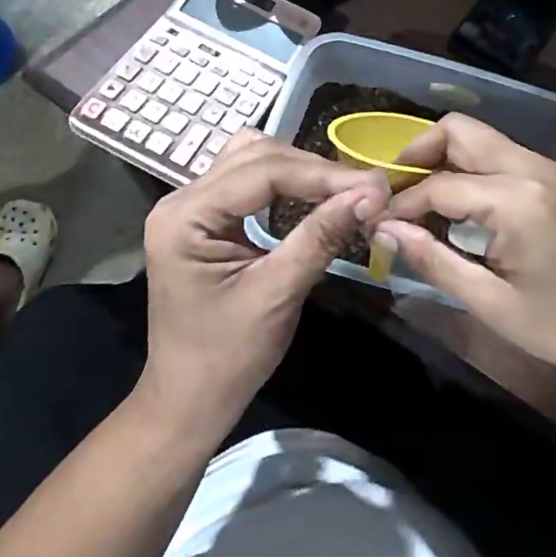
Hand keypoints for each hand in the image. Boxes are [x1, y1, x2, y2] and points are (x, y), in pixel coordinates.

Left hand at [138, 131, 388, 433]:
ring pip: (251, 159)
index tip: (375, 185)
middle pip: (256, 156)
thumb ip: (320, 237)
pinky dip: (282, 181)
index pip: (262, 172)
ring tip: (342, 189)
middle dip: (313, 169)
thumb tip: (370, 195)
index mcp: (185, 216)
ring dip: (298, 169)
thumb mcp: (277, 295)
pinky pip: (245, 180)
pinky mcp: (203, 217)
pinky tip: (310, 194)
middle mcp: (180, 199)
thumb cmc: (227, 357)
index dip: (322, 174)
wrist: (188, 400)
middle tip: (366, 190)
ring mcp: (188, 206)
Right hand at [371, 114, 555, 389]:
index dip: (401, 203)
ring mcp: (542, 168)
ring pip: (476, 137)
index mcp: (517, 199)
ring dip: (440, 157)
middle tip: (392, 192)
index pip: (439, 184)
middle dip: (417, 154)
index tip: (375, 223)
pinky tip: (451, 203)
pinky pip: (494, 154)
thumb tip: (384, 231)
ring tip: (415, 198)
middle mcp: (530, 168)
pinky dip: (464, 166)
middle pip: (458, 131)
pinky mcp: (548, 178)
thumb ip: (434, 259)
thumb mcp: (491, 302)